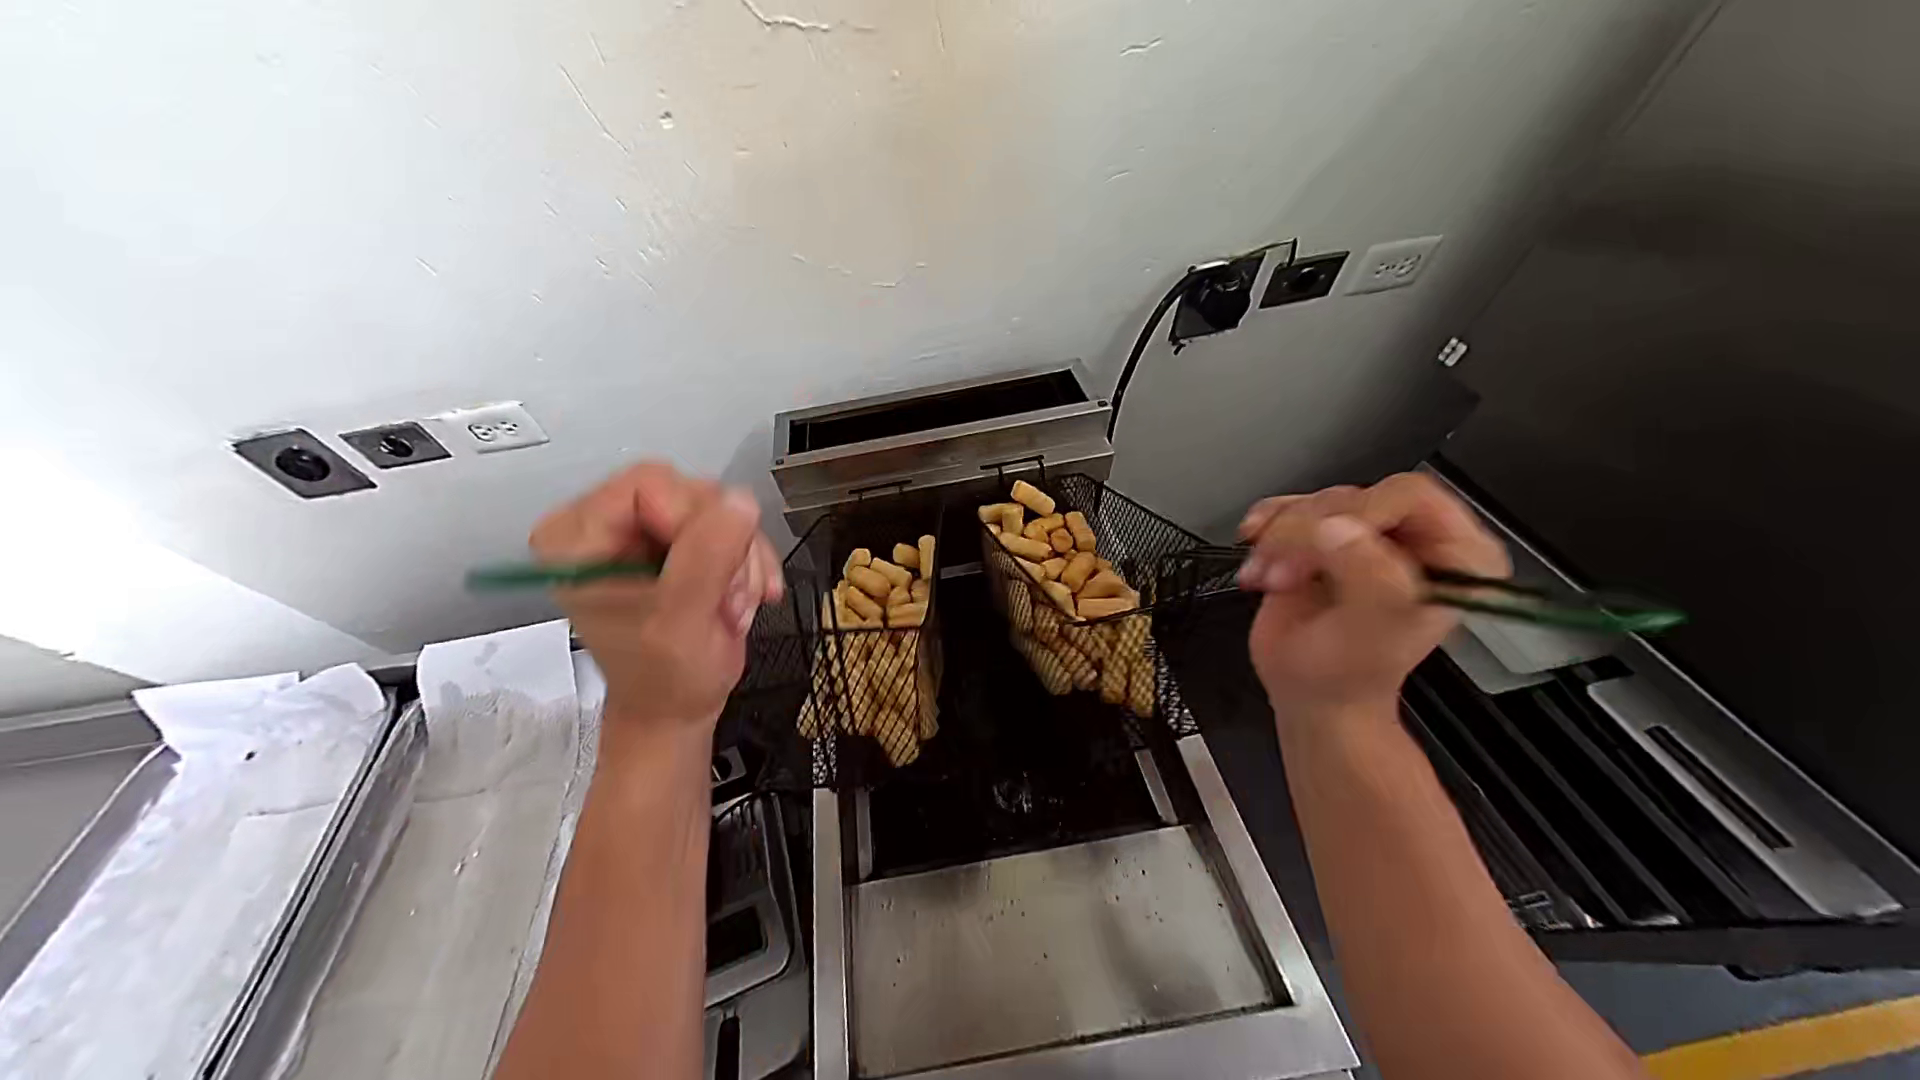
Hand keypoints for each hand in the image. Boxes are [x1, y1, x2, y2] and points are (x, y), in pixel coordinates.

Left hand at [530, 464, 783, 727]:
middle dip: (724, 546)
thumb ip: (705, 557)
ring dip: (742, 558)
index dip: (689, 520)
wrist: (678, 706)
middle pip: (690, 491)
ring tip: (729, 605)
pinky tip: (744, 596)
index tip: (702, 570)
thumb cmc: (662, 677)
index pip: (647, 483)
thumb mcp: (678, 620)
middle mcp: (612, 524)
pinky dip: (752, 560)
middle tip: (722, 595)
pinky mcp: (686, 539)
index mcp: (578, 537)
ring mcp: (653, 530)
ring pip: (722, 508)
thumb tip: (741, 502)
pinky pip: (737, 524)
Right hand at [1236, 473, 1508, 723]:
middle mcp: (1411, 538)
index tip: (1320, 546)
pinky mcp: (1317, 538)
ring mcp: (1361, 536)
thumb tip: (1334, 530)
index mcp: (1452, 556)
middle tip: (1285, 574)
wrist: (1307, 694)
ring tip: (1272, 579)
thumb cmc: (1346, 675)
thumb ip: (1368, 579)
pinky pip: (1287, 507)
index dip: (1360, 512)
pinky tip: (1254, 549)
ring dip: (1280, 538)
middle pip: (1353, 497)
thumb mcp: (1369, 635)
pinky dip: (1264, 524)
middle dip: (1307, 533)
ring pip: (1314, 502)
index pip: (1409, 496)